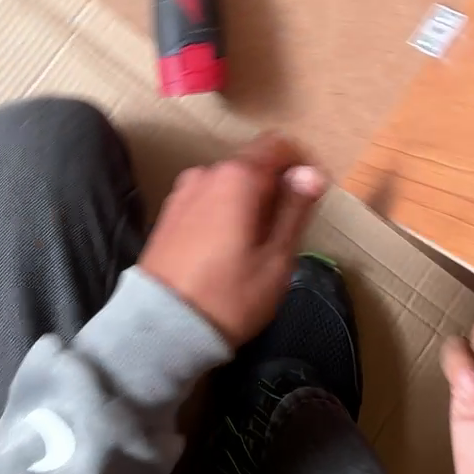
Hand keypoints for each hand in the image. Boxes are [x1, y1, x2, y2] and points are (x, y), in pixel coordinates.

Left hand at [138, 135, 328, 343]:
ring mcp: (184, 191)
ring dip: (248, 202)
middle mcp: (208, 172)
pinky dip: (224, 212)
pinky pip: (208, 199)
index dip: (300, 165)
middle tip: (283, 234)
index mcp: (238, 177)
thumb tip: (312, 173)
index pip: (278, 146)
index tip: (309, 197)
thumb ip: (295, 210)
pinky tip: (225, 250)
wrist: (161, 327)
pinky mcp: (169, 212)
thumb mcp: (275, 259)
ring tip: (254, 247)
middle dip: (273, 189)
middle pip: (253, 164)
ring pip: (229, 183)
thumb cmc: (229, 296)